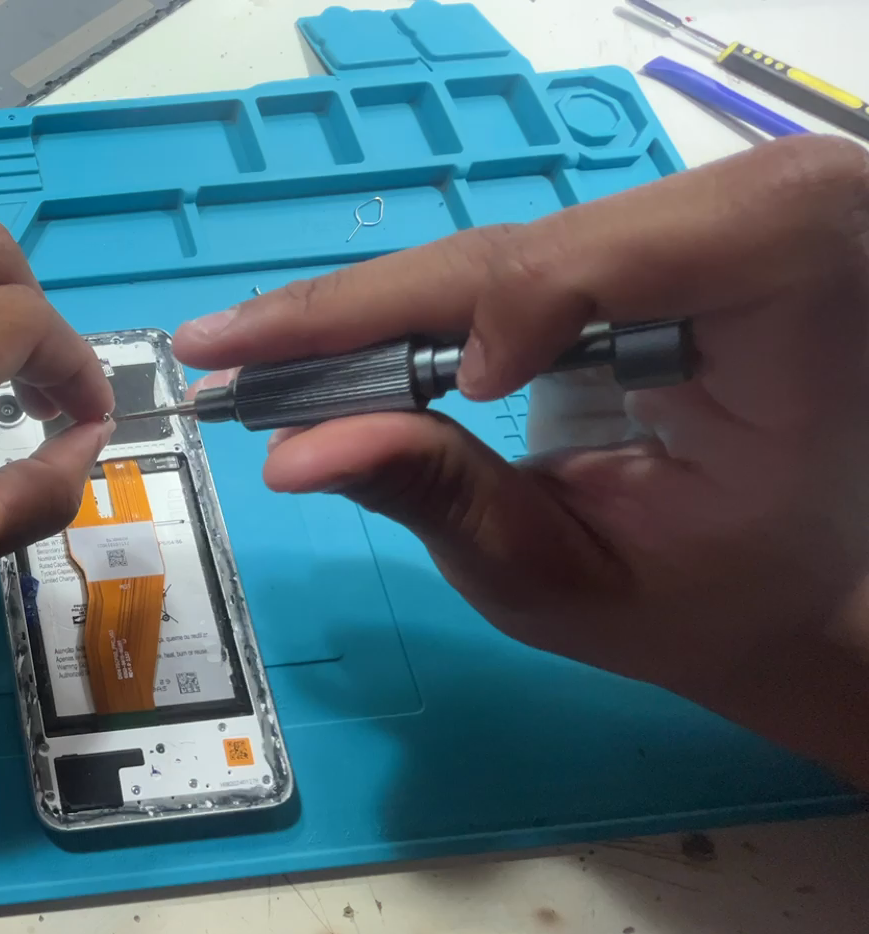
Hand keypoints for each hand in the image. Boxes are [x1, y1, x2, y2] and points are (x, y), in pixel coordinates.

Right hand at [173, 137, 868, 757]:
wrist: (742, 584)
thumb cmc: (679, 599)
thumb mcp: (552, 574)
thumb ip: (431, 498)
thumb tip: (287, 456)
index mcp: (806, 327)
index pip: (684, 242)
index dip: (553, 288)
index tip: (473, 388)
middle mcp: (742, 253)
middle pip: (523, 241)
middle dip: (362, 304)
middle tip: (221, 347)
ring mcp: (659, 251)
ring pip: (472, 255)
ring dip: (343, 314)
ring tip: (235, 352)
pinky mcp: (596, 267)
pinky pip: (463, 277)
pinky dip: (368, 321)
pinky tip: (290, 348)